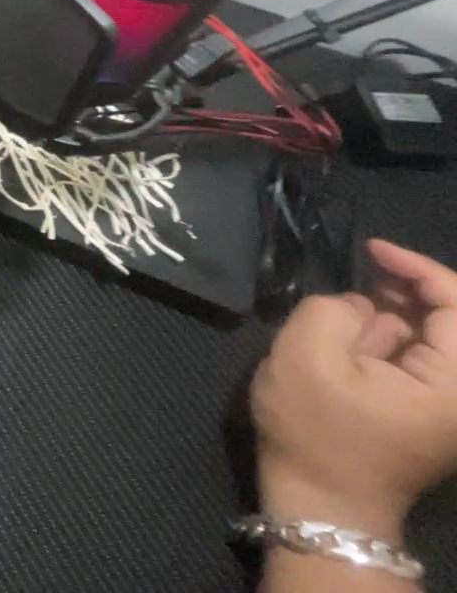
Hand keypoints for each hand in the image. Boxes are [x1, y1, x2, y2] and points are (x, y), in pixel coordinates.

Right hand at [251, 238, 456, 539]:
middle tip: (357, 276)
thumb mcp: (303, 359)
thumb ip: (331, 315)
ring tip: (345, 312)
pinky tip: (356, 336)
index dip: (422, 269)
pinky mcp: (434, 410)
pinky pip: (423, 357)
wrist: (325, 496)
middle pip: (454, 322)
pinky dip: (394, 336)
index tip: (372, 249)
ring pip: (435, 337)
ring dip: (397, 315)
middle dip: (410, 291)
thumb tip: (355, 303)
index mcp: (455, 383)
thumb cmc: (315, 428)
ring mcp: (452, 404)